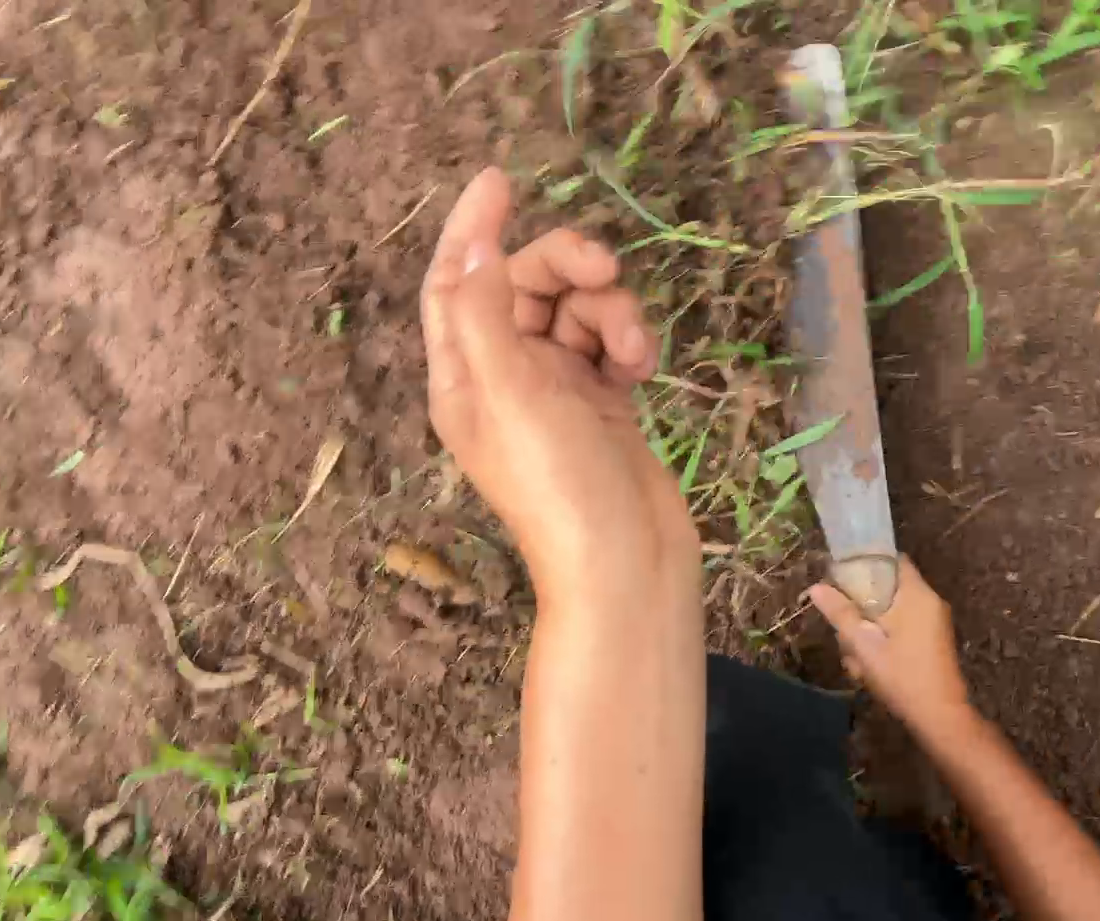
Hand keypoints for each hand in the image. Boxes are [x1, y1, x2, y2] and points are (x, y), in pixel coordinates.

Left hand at [420, 169, 698, 602]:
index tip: (502, 180)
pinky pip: (612, 347)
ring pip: (579, 314)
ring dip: (612, 315)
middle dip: (566, 269)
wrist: (627, 561)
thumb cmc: (559, 484)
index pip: (455, 285)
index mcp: (465, 379)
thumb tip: (480, 245)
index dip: (473, 230)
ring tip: (635, 350)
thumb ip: (486, 311)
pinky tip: (644, 367)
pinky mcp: (605, 404)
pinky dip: (629, 345)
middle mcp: (506, 380)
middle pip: (526, 288)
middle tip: (605, 268)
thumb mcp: (511, 393)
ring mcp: (559, 393)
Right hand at [808, 559, 971, 730]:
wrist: (940, 716)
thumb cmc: (901, 675)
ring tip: (852, 651)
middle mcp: (929, 602)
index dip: (867, 561)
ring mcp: (933, 622)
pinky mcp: (932, 641)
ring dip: (869, 625)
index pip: (893, 560)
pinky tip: (867, 661)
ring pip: (892, 610)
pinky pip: (902, 626)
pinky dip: (883, 637)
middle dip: (862, 602)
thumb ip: (840, 613)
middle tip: (840, 620)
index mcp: (917, 595)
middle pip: (889, 587)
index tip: (841, 573)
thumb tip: (816, 587)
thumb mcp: (863, 644)